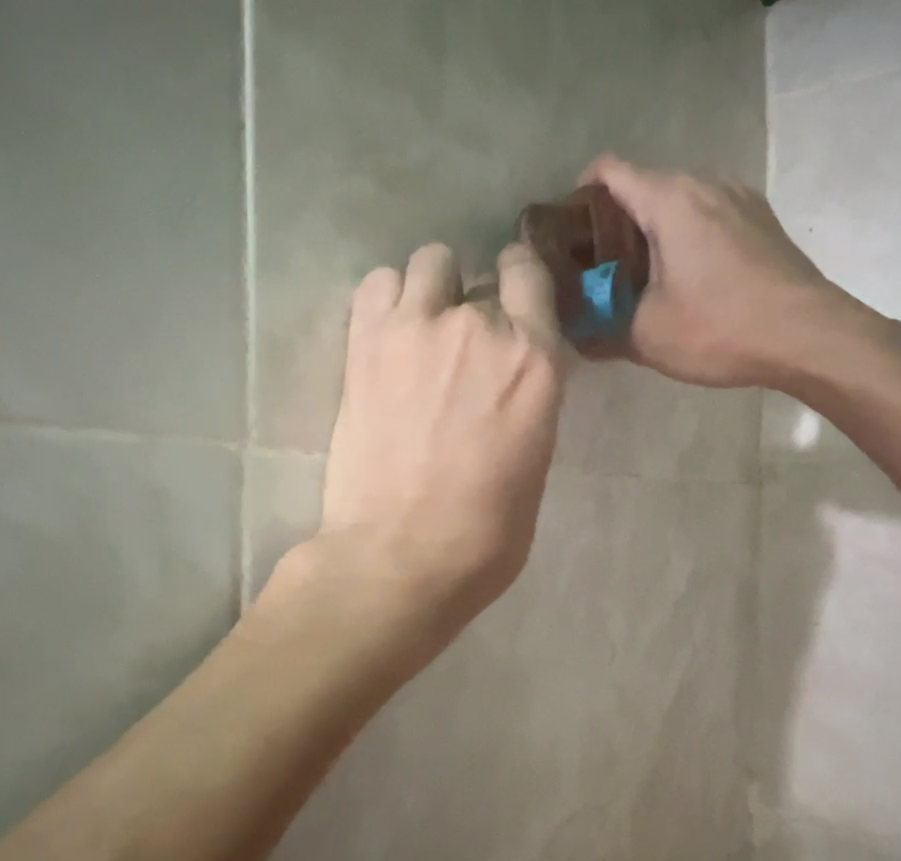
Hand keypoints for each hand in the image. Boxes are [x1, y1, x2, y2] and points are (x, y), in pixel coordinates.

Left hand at [298, 241, 569, 622]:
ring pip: (427, 264)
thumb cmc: (483, 536)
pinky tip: (383, 335)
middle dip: (469, 303)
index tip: (506, 299)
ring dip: (427, 291)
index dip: (517, 282)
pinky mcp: (365, 344)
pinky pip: (376, 284)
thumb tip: (506, 386)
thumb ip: (525, 403)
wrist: (399, 556)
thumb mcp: (532, 463)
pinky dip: (384, 300)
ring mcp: (418, 328)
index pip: (531, 276)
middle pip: (476, 276)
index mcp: (536, 362)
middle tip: (453, 346)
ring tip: (415, 333)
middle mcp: (481, 328)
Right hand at [580, 154, 876, 387]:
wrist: (810, 337)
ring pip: (677, 201)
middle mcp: (704, 184)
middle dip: (612, 221)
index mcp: (669, 200)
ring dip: (651, 231)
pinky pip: (707, 214)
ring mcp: (739, 197)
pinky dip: (684, 237)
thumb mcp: (645, 337)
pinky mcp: (761, 219)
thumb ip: (599, 330)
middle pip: (642, 185)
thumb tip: (572, 335)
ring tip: (638, 277)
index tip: (566, 235)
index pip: (608, 170)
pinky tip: (684, 279)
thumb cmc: (720, 328)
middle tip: (596, 268)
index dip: (578, 196)